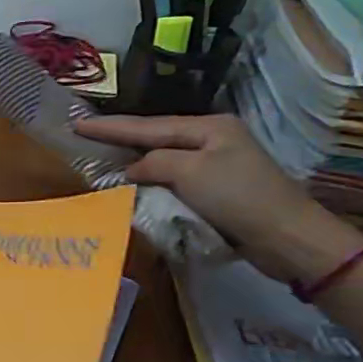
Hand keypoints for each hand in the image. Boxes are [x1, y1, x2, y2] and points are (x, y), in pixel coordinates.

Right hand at [72, 114, 362, 281]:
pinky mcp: (215, 189)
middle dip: (120, 137)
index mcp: (209, 127)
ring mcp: (216, 164)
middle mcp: (212, 140)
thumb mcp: (190, 172)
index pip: (147, 126)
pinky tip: (131, 180)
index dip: (110, 127)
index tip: (77, 124)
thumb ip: (154, 162)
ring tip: (101, 155)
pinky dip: (149, 178)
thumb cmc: (239, 197)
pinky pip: (171, 177)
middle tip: (85, 134)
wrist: (285, 237)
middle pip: (155, 137)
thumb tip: (131, 169)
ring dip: (132, 157)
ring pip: (162, 157)